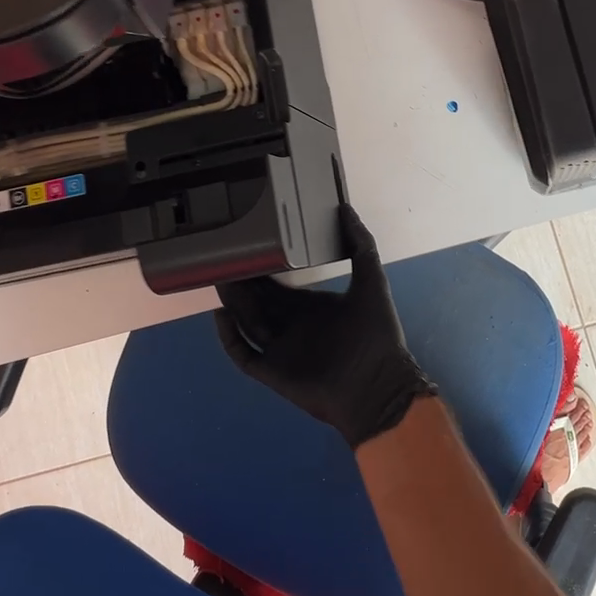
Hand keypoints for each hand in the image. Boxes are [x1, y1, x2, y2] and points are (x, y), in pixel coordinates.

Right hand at [215, 205, 436, 447]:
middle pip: (257, 301)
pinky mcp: (272, 372)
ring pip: (246, 322)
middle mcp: (292, 326)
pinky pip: (243, 355)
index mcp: (311, 307)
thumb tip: (346, 208)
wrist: (379, 387)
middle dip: (240, 283)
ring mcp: (281, 350)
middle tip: (220, 257)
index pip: (278, 285)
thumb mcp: (372, 282)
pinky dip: (230, 338)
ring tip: (215, 278)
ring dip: (232, 303)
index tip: (247, 247)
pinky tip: (221, 317)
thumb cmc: (377, 335)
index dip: (262, 269)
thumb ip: (361, 245)